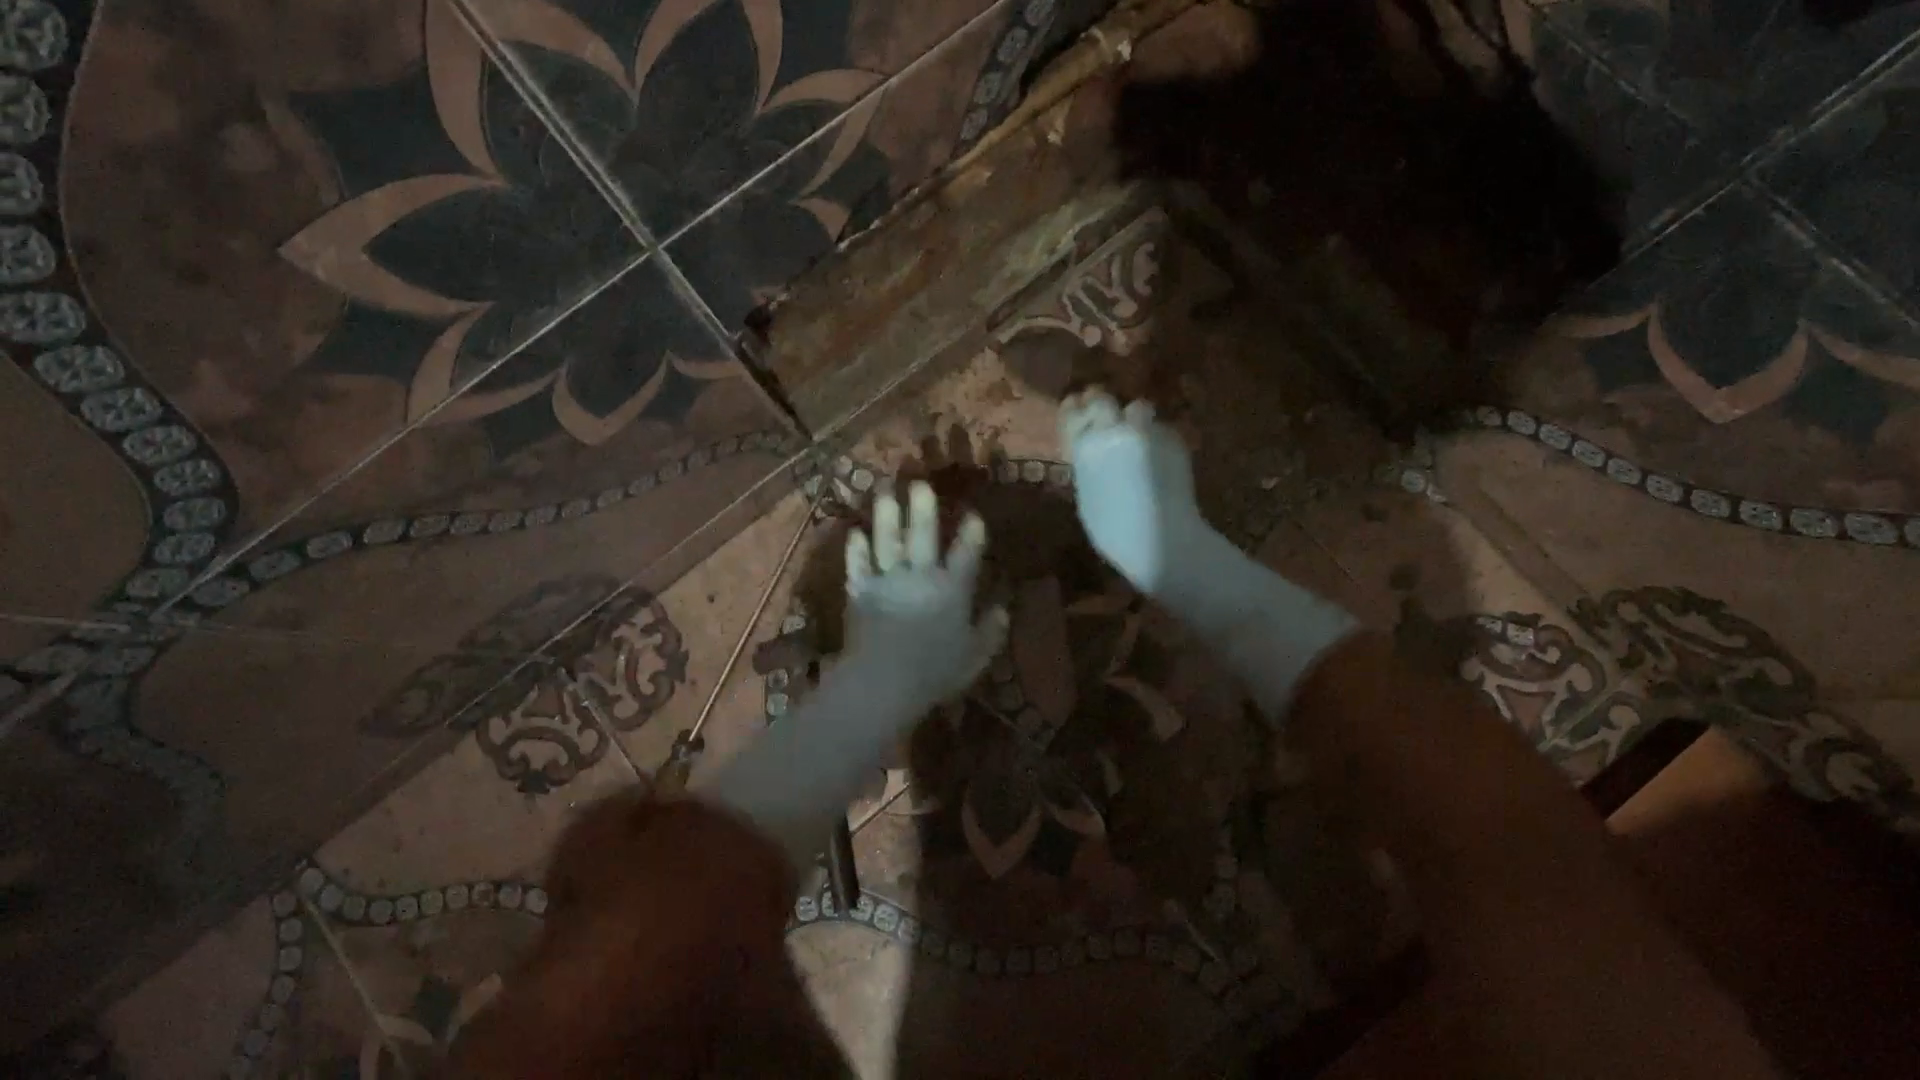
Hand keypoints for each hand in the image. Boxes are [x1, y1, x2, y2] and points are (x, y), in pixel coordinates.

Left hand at [843, 479, 1007, 707]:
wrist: (883, 681)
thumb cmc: (935, 672)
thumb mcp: (974, 656)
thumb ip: (990, 631)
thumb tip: (1004, 609)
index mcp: (953, 590)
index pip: (966, 554)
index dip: (972, 533)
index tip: (973, 514)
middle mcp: (921, 576)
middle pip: (923, 535)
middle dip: (923, 508)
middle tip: (920, 482)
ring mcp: (887, 581)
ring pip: (887, 541)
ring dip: (886, 515)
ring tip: (884, 491)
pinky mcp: (860, 592)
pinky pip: (857, 565)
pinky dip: (856, 548)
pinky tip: (854, 532)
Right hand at [1058, 386, 1208, 595]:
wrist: (1160, 539)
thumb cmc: (1113, 531)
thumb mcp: (1086, 496)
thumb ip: (1088, 465)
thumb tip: (1092, 454)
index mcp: (1085, 447)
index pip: (1072, 412)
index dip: (1074, 409)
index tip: (1076, 408)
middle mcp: (1114, 430)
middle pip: (1103, 399)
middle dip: (1102, 405)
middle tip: (1106, 416)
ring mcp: (1147, 432)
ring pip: (1138, 408)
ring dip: (1135, 418)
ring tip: (1138, 436)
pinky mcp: (1174, 440)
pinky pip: (1160, 429)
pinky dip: (1157, 438)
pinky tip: (1159, 458)